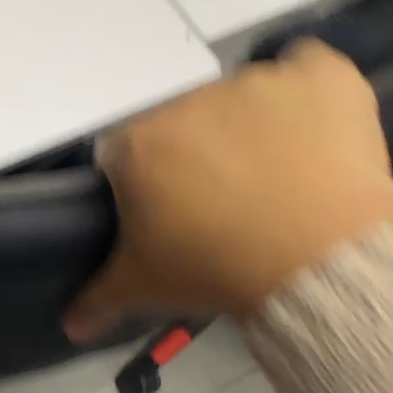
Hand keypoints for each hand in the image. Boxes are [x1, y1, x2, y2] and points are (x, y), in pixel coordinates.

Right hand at [65, 40, 392, 342]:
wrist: (313, 254)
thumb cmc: (207, 266)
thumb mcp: (137, 289)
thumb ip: (94, 301)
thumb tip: (70, 325)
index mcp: (135, 145)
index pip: (117, 154)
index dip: (132, 182)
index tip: (150, 212)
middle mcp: (190, 100)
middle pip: (177, 122)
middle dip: (185, 154)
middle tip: (205, 202)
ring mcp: (258, 82)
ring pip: (236, 99)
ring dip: (240, 127)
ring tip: (261, 174)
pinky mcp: (321, 74)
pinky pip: (302, 67)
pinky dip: (299, 93)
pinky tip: (302, 126)